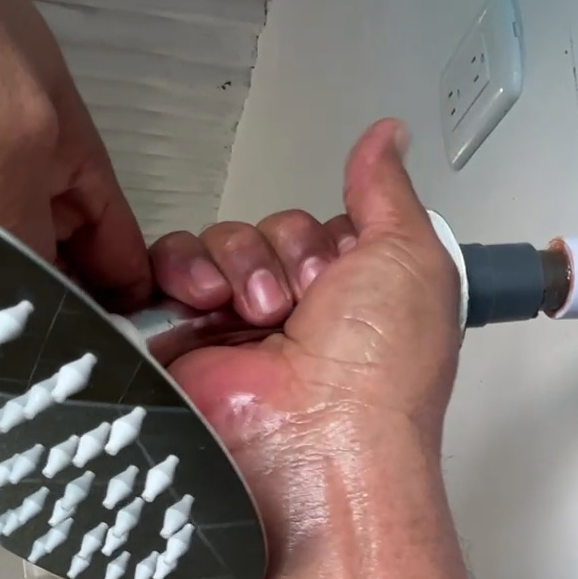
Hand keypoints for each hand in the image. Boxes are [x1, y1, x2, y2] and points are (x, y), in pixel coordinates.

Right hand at [161, 119, 463, 566]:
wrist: (318, 443)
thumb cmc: (380, 370)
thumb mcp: (413, 261)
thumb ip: (389, 193)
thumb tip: (387, 135)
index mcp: (351, 302)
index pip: (317, 229)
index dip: (324, 238)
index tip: (340, 274)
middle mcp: (295, 318)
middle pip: (267, 231)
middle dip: (284, 251)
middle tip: (301, 305)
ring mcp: (238, 332)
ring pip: (218, 245)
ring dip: (240, 262)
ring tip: (260, 313)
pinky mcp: (184, 344)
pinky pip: (165, 274)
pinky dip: (183, 270)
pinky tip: (208, 300)